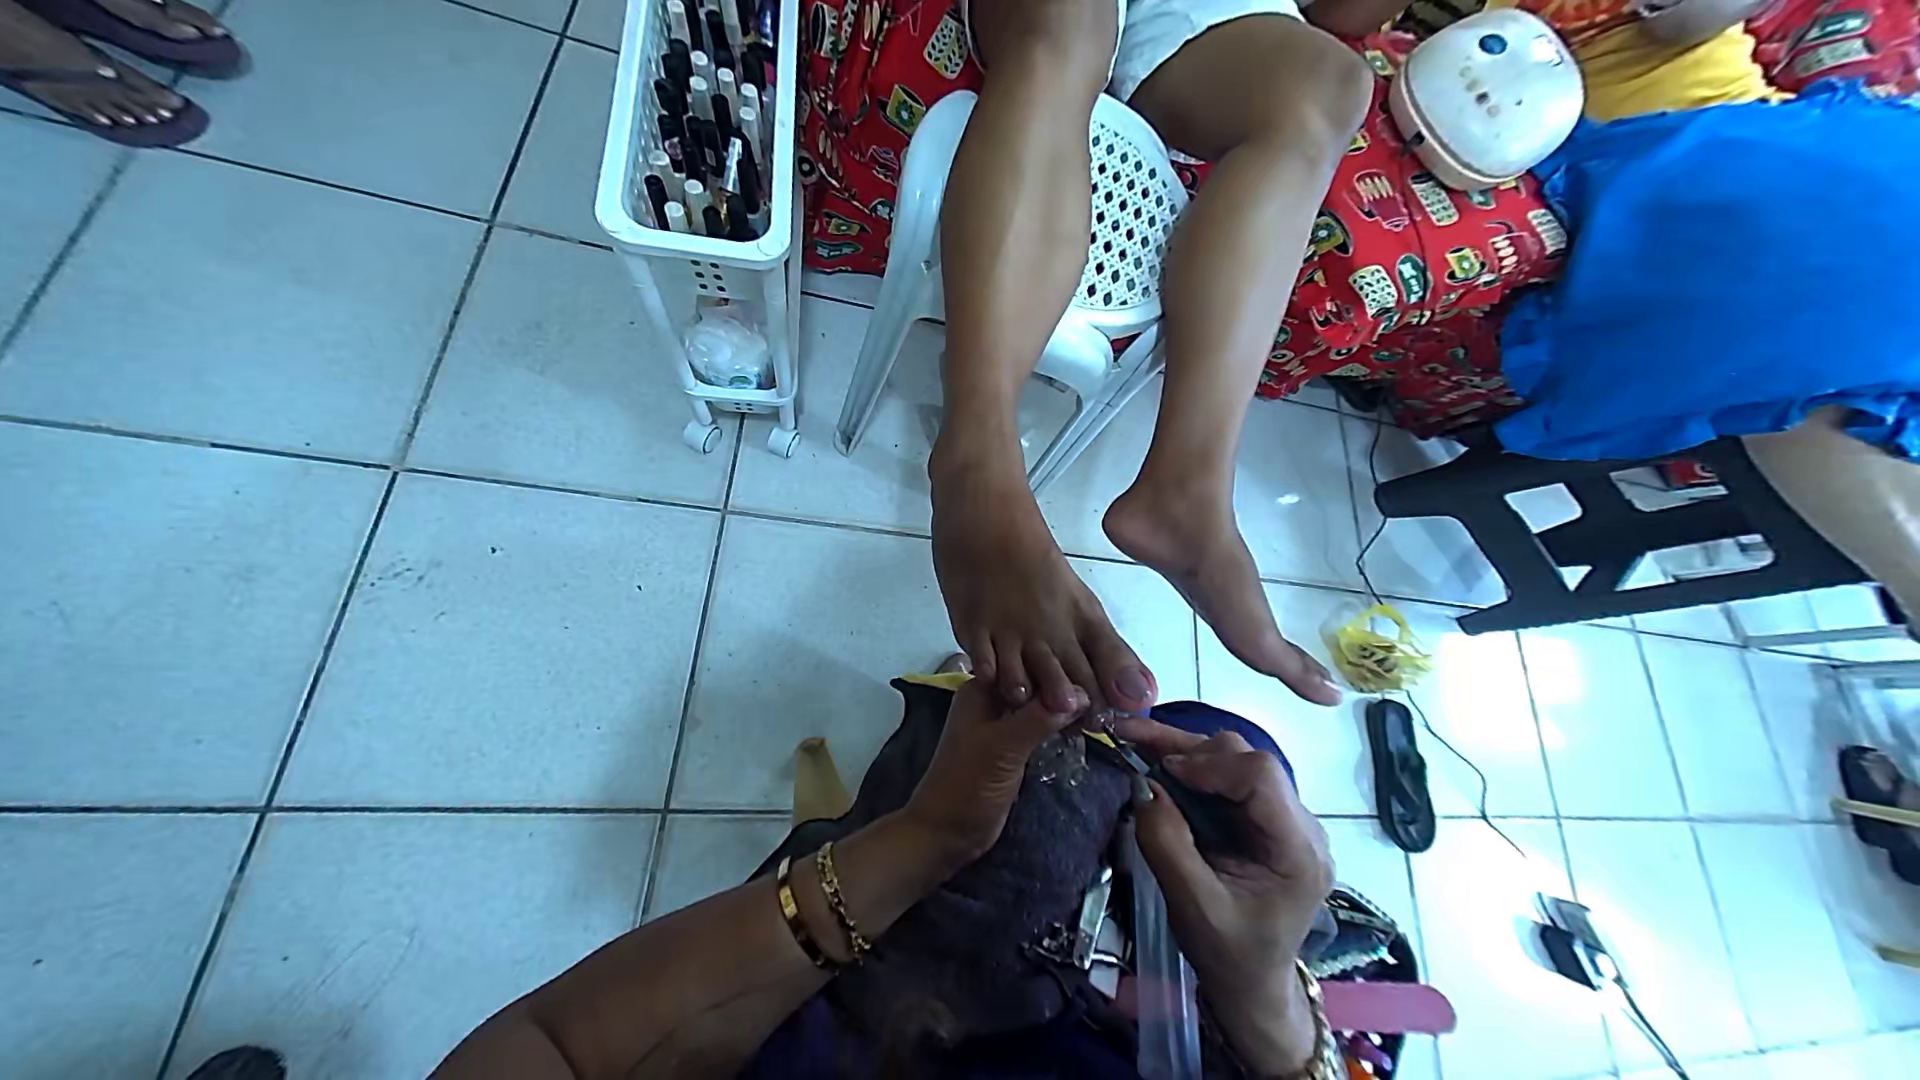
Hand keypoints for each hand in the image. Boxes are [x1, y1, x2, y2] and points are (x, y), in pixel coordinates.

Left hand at [902, 677, 1086, 864]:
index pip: (1027, 664)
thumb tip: (1083, 694)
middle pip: (1036, 684)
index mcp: (982, 688)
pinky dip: (1059, 727)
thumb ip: (1040, 718)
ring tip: (1101, 711)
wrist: (947, 833)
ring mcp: (1002, 723)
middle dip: (1066, 689)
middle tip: (1105, 695)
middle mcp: (992, 699)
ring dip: (1065, 709)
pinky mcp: (1013, 747)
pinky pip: (1040, 727)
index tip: (1096, 674)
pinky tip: (1082, 729)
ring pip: (1040, 706)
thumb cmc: (968, 784)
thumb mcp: (1004, 747)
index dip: (1059, 668)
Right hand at [1116, 717, 1332, 1075]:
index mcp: (1297, 849)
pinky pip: (1225, 772)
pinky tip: (1157, 760)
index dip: (1209, 763)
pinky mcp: (1261, 814)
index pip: (1261, 776)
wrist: (1250, 983)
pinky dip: (1188, 762)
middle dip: (1190, 749)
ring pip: (1233, 756)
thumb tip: (1142, 784)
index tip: (1164, 772)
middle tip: (1138, 750)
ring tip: (1140, 748)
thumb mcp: (1191, 905)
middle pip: (1246, 757)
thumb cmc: (1228, 953)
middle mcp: (1299, 823)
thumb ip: (1167, 843)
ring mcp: (1282, 816)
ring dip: (1184, 750)